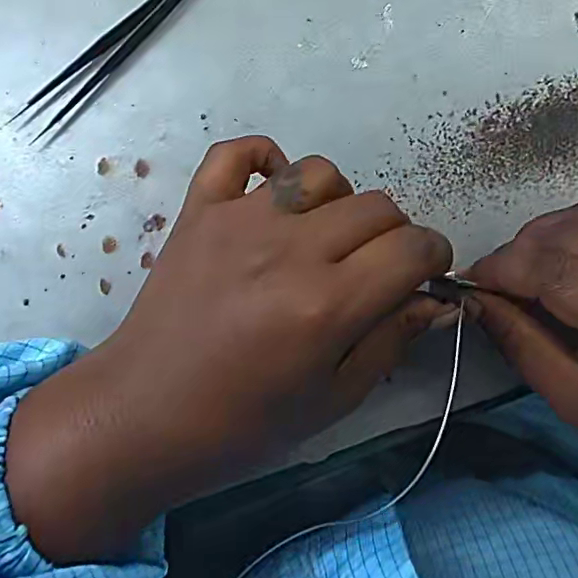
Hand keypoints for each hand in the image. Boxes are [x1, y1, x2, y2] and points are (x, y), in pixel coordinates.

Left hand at [7, 136, 452, 562]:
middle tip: (375, 266)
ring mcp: (240, 220)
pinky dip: (265, 159)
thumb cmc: (242, 425)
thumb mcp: (333, 399)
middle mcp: (289, 249)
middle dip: (395, 234)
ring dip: (339, 202)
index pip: (412, 247)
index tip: (426, 271)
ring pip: (320, 173)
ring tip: (324, 237)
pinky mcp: (199, 210)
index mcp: (327, 305)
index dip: (434, 255)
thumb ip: (391, 340)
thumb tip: (435, 299)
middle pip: (377, 206)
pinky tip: (272, 192)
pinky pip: (238, 152)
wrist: (142, 416)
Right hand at [467, 201, 577, 563]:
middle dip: (519, 250)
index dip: (506, 270)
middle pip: (575, 235)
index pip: (562, 272)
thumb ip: (523, 344)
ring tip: (518, 267)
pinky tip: (554, 258)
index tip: (470, 282)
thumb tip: (476, 299)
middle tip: (490, 280)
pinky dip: (573, 231)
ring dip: (544, 234)